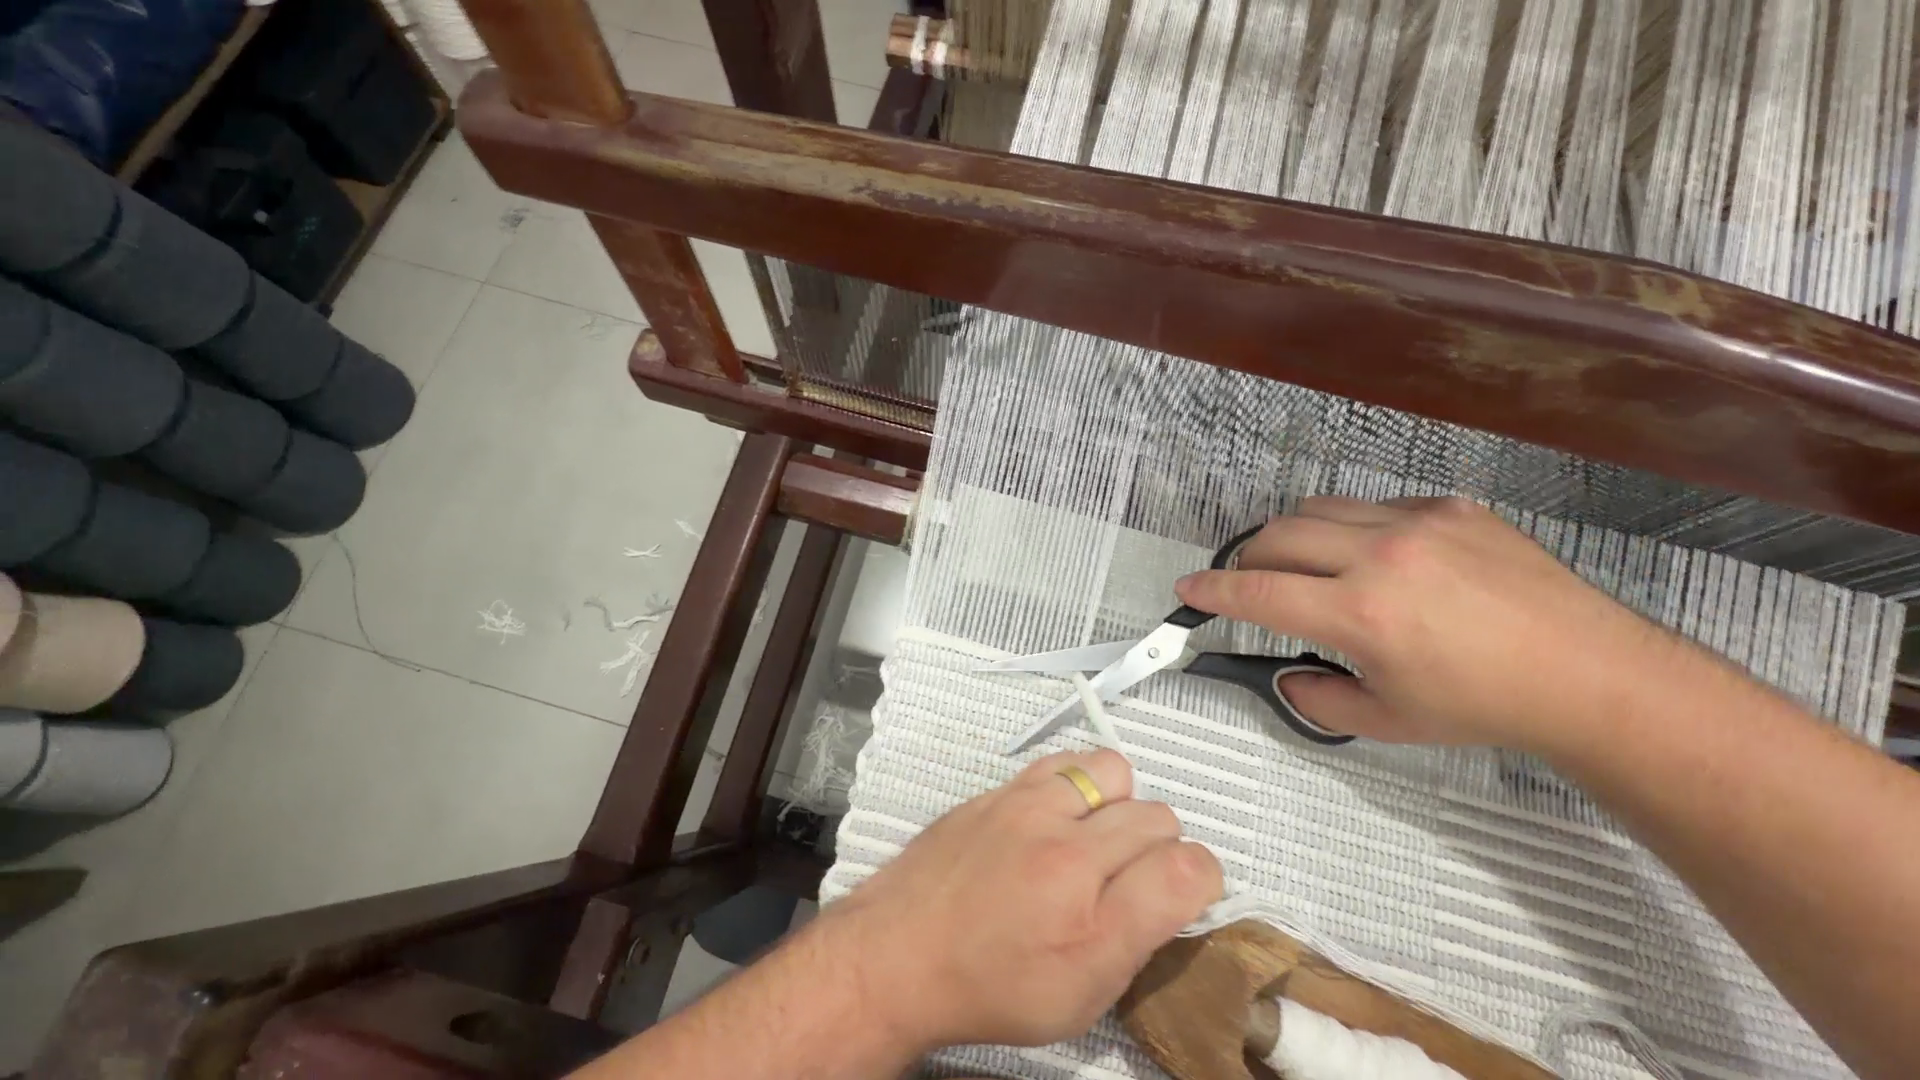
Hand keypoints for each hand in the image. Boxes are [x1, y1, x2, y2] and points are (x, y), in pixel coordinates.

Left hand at [815, 749, 1222, 1052]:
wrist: (896, 956)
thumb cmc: (988, 987)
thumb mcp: (1078, 996)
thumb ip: (1140, 939)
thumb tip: (1180, 888)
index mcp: (1089, 909)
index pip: (1190, 866)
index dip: (1200, 880)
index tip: (1183, 892)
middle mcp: (1062, 843)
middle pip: (1157, 815)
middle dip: (1161, 846)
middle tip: (1132, 876)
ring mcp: (1023, 806)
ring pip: (1110, 770)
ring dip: (1118, 802)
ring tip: (1096, 836)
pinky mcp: (994, 792)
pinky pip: (1058, 764)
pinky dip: (1072, 787)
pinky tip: (1054, 819)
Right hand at [1174, 495, 1695, 754]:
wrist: (1588, 673)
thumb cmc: (1484, 705)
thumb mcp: (1388, 722)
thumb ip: (1317, 700)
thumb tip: (1287, 675)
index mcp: (1361, 614)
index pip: (1258, 591)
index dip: (1213, 590)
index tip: (1189, 589)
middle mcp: (1382, 555)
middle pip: (1278, 535)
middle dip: (1247, 559)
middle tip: (1248, 583)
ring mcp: (1419, 523)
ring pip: (1320, 510)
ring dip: (1294, 537)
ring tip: (1304, 566)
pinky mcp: (1452, 508)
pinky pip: (1375, 506)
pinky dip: (1351, 529)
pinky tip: (1374, 558)